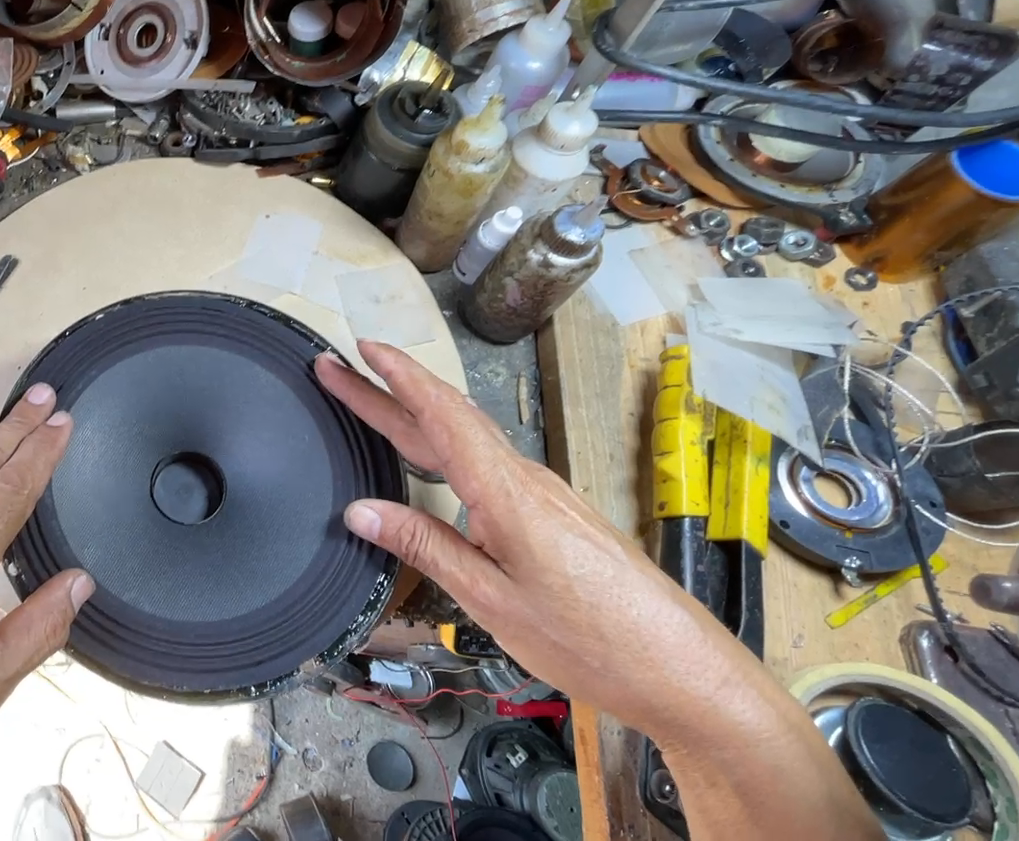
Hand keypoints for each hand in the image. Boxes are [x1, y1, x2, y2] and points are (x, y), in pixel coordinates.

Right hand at [315, 342, 878, 840]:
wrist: (684, 670)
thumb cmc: (590, 640)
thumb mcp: (492, 601)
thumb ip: (425, 547)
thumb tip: (358, 511)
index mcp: (504, 492)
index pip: (441, 415)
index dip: (398, 377)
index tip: (362, 348)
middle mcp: (521, 479)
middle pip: (443, 419)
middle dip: (384, 390)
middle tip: (334, 369)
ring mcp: (538, 494)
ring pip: (463, 438)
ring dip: (410, 415)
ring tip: (367, 401)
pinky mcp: (548, 513)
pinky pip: (481, 461)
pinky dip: (440, 441)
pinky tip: (426, 454)